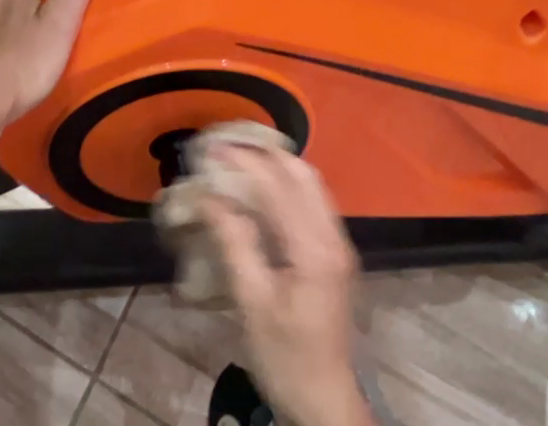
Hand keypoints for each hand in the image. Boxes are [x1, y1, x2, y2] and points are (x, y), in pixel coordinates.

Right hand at [201, 145, 374, 425]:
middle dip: (262, 154)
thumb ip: (234, 243)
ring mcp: (338, 246)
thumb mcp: (252, 302)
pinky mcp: (334, 256)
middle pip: (302, 174)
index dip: (242, 161)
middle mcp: (333, 238)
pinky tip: (258, 192)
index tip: (209, 148)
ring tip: (236, 161)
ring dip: (274, 166)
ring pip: (310, 186)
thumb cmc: (285, 357)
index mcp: (314, 249)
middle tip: (224, 147)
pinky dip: (284, 186)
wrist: (326, 402)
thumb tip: (209, 197)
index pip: (277, 186)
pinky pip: (311, 203)